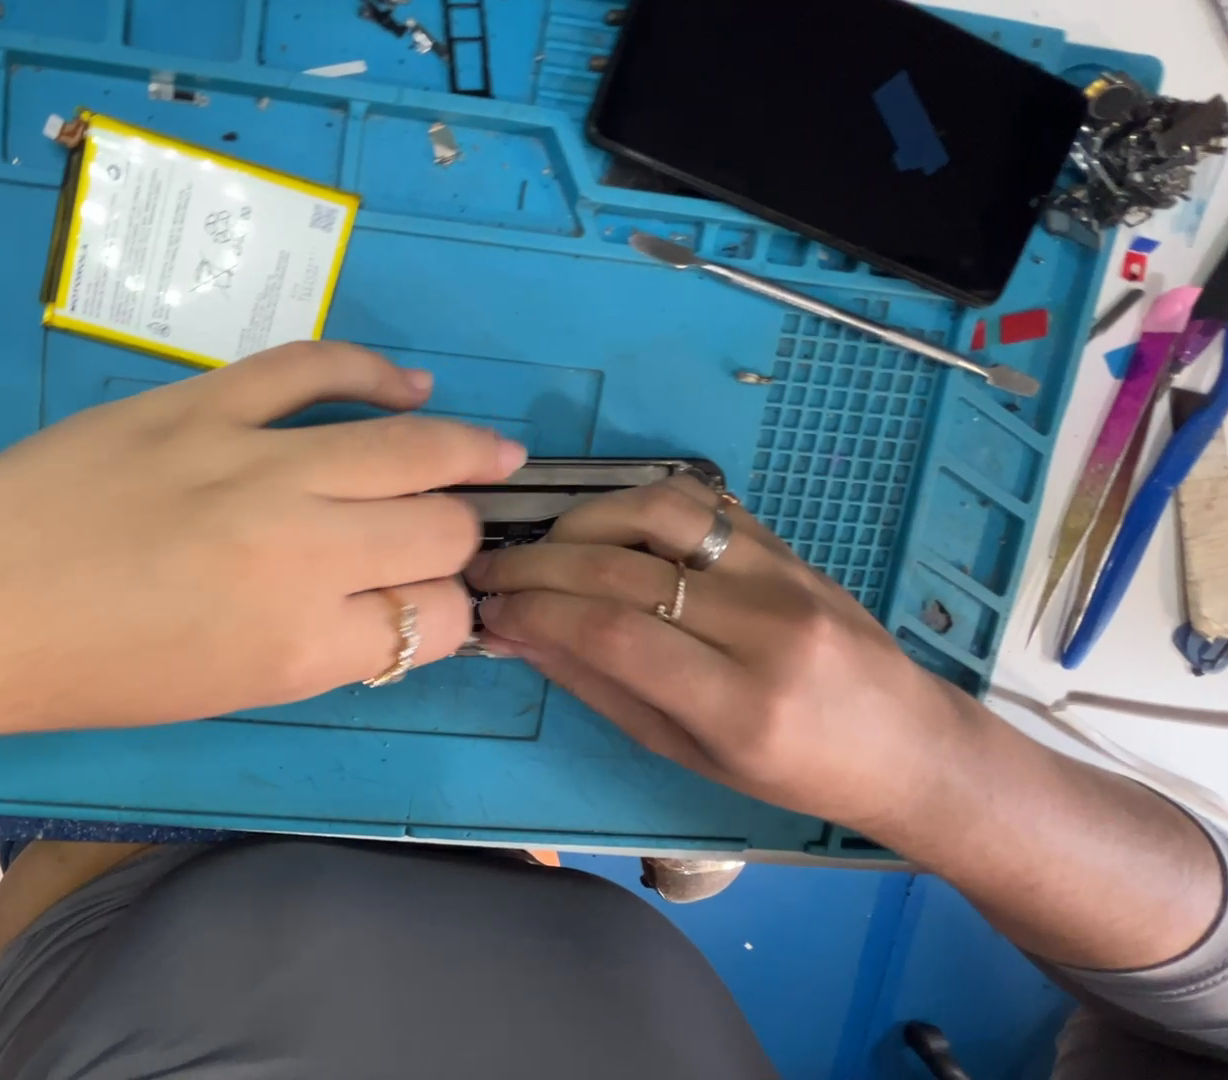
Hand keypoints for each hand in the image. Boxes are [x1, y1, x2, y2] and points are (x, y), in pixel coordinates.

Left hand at [0, 342, 525, 733]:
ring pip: (410, 447)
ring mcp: (257, 464)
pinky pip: (318, 367)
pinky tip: (407, 389)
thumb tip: (391, 601)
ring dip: (467, 454)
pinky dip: (376, 375)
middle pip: (441, 530)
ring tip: (494, 454)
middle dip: (459, 540)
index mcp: (304, 647)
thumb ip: (323, 643)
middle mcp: (303, 552)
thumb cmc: (93, 672)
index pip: (434, 621)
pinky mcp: (208, 403)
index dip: (447, 614)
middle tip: (448, 536)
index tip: (432, 603)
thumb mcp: (228, 687)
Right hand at [464, 474, 977, 832]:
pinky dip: (631, 505)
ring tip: (543, 546)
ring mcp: (782, 574)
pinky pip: (694, 503)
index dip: (535, 612)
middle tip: (488, 572)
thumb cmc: (788, 771)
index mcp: (740, 704)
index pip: (612, 634)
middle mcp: (765, 628)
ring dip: (579, 522)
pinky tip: (600, 529)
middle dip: (534, 567)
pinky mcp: (786, 544)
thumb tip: (516, 635)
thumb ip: (594, 684)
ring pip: (657, 514)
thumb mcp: (680, 750)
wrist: (909, 745)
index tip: (490, 610)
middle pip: (621, 571)